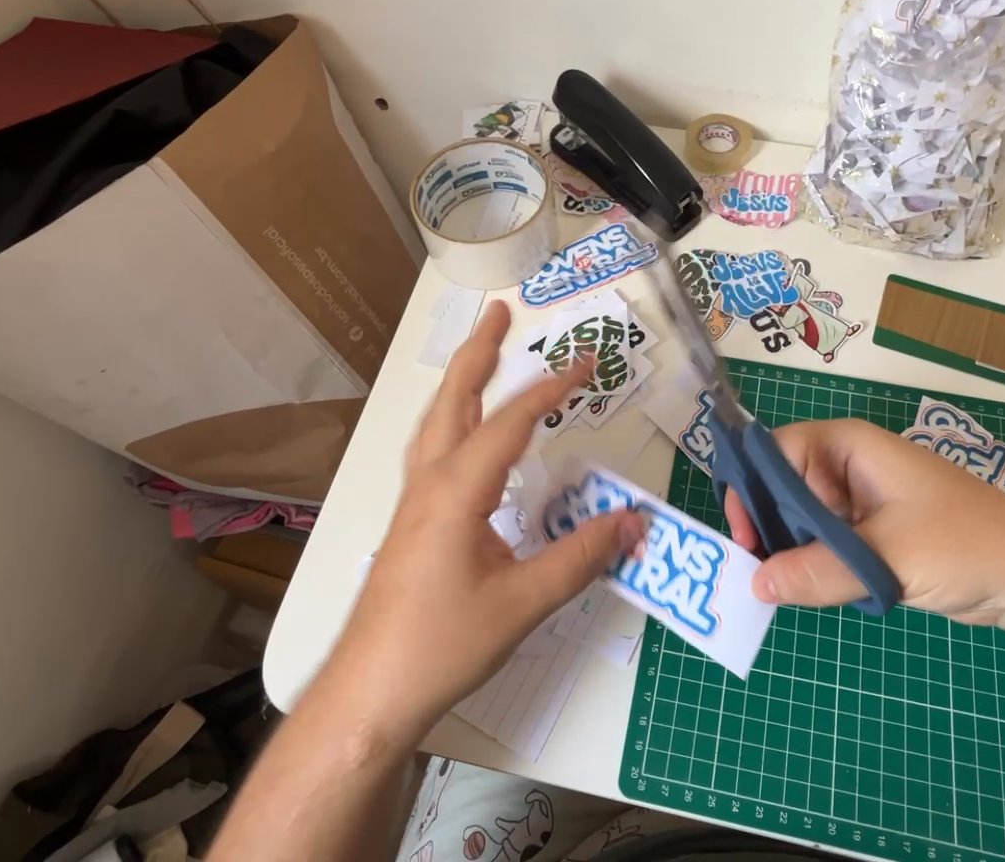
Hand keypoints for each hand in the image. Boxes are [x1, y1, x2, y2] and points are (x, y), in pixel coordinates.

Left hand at [325, 301, 645, 736]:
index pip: (511, 422)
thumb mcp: (523, 603)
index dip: (551, 389)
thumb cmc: (442, 644)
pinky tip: (470, 436)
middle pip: (453, 399)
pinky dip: (456, 420)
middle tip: (500, 313)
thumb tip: (634, 523)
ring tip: (483, 355)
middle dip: (479, 352)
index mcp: (456, 490)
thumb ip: (580, 557)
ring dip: (463, 382)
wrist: (370, 692)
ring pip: (437, 422)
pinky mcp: (410, 522)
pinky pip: (434, 450)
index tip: (585, 363)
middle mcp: (429, 482)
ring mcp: (413, 501)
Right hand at [723, 419, 1004, 625]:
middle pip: (783, 485)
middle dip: (765, 524)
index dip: (754, 486)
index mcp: (849, 447)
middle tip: (752, 569)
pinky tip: (802, 590)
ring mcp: (858, 502)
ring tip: (773, 585)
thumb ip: (819, 571)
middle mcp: (847, 468)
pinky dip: (809, 564)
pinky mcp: (868, 535)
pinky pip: (822, 543)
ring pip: (800, 519)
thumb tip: (756, 583)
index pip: (778, 450)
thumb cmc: (964, 545)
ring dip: (786, 549)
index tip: (745, 534)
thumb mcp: (887, 557)